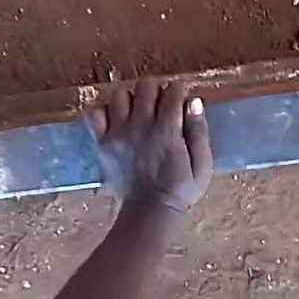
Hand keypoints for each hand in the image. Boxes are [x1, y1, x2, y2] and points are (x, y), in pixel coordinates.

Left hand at [90, 78, 212, 212]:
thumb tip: (194, 101)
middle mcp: (141, 126)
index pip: (173, 91)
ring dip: (132, 99)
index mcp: (167, 130)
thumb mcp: (202, 164)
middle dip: (157, 90)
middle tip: (161, 104)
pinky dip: (106, 113)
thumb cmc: (181, 189)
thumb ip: (199, 131)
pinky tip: (118, 122)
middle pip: (145, 86)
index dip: (180, 91)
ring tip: (139, 112)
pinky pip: (95, 114)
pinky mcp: (103, 143)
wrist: (150, 213)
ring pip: (120, 95)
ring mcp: (118, 133)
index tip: (181, 99)